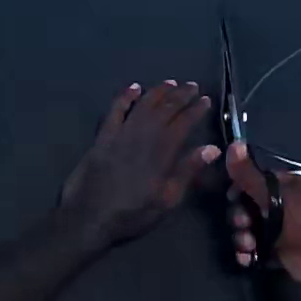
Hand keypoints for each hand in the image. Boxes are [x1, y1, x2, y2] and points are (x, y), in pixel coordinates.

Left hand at [56, 81, 218, 249]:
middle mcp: (144, 135)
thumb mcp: (168, 200)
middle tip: (193, 86)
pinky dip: (125, 96)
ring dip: (158, 91)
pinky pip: (116, 109)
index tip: (206, 100)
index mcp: (162, 151)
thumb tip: (212, 148)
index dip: (196, 109)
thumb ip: (188, 171)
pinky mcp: (103, 135)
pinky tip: (134, 88)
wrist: (88, 217)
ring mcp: (121, 133)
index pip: (184, 122)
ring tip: (171, 83)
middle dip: (181, 95)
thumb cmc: (132, 213)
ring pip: (143, 104)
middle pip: (165, 108)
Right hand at [225, 142, 300, 290]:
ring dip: (242, 237)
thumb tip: (233, 143)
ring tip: (247, 245)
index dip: (238, 188)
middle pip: (247, 207)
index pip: (252, 180)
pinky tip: (246, 258)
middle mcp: (280, 205)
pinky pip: (254, 249)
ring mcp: (279, 230)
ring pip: (248, 229)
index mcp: (283, 186)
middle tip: (242, 224)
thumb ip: (249, 174)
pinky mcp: (278, 252)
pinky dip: (247, 254)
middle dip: (239, 217)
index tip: (231, 197)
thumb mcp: (274, 194)